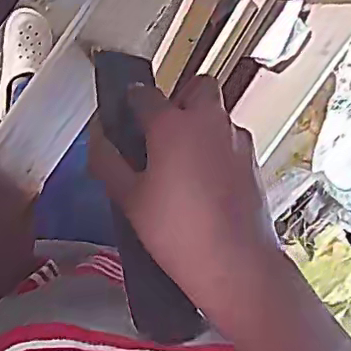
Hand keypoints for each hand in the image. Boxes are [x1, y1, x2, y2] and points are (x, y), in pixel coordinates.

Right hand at [88, 75, 289, 331]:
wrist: (235, 264)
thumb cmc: (177, 232)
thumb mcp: (128, 199)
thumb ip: (108, 162)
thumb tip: (98, 142)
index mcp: (172, 125)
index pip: (144, 94)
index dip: (128, 101)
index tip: (121, 116)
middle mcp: (209, 122)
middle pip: (196, 86)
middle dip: (178, 98)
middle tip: (158, 129)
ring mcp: (236, 140)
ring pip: (216, 114)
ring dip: (198, 125)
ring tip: (178, 162)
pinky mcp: (252, 162)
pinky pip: (229, 141)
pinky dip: (215, 149)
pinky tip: (201, 182)